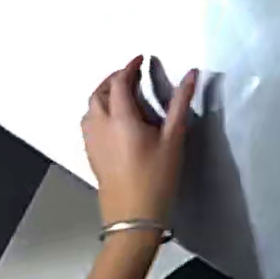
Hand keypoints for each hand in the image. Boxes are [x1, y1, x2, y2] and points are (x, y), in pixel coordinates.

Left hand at [81, 57, 198, 224]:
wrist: (133, 220)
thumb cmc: (157, 175)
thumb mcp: (174, 137)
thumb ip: (181, 102)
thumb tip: (191, 73)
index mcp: (121, 120)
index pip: (118, 85)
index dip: (128, 68)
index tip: (141, 58)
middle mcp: (101, 129)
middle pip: (97, 96)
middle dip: (112, 79)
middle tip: (132, 72)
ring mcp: (93, 145)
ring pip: (89, 111)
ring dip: (102, 95)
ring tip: (123, 91)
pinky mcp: (92, 157)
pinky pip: (88, 125)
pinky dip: (98, 111)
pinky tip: (115, 117)